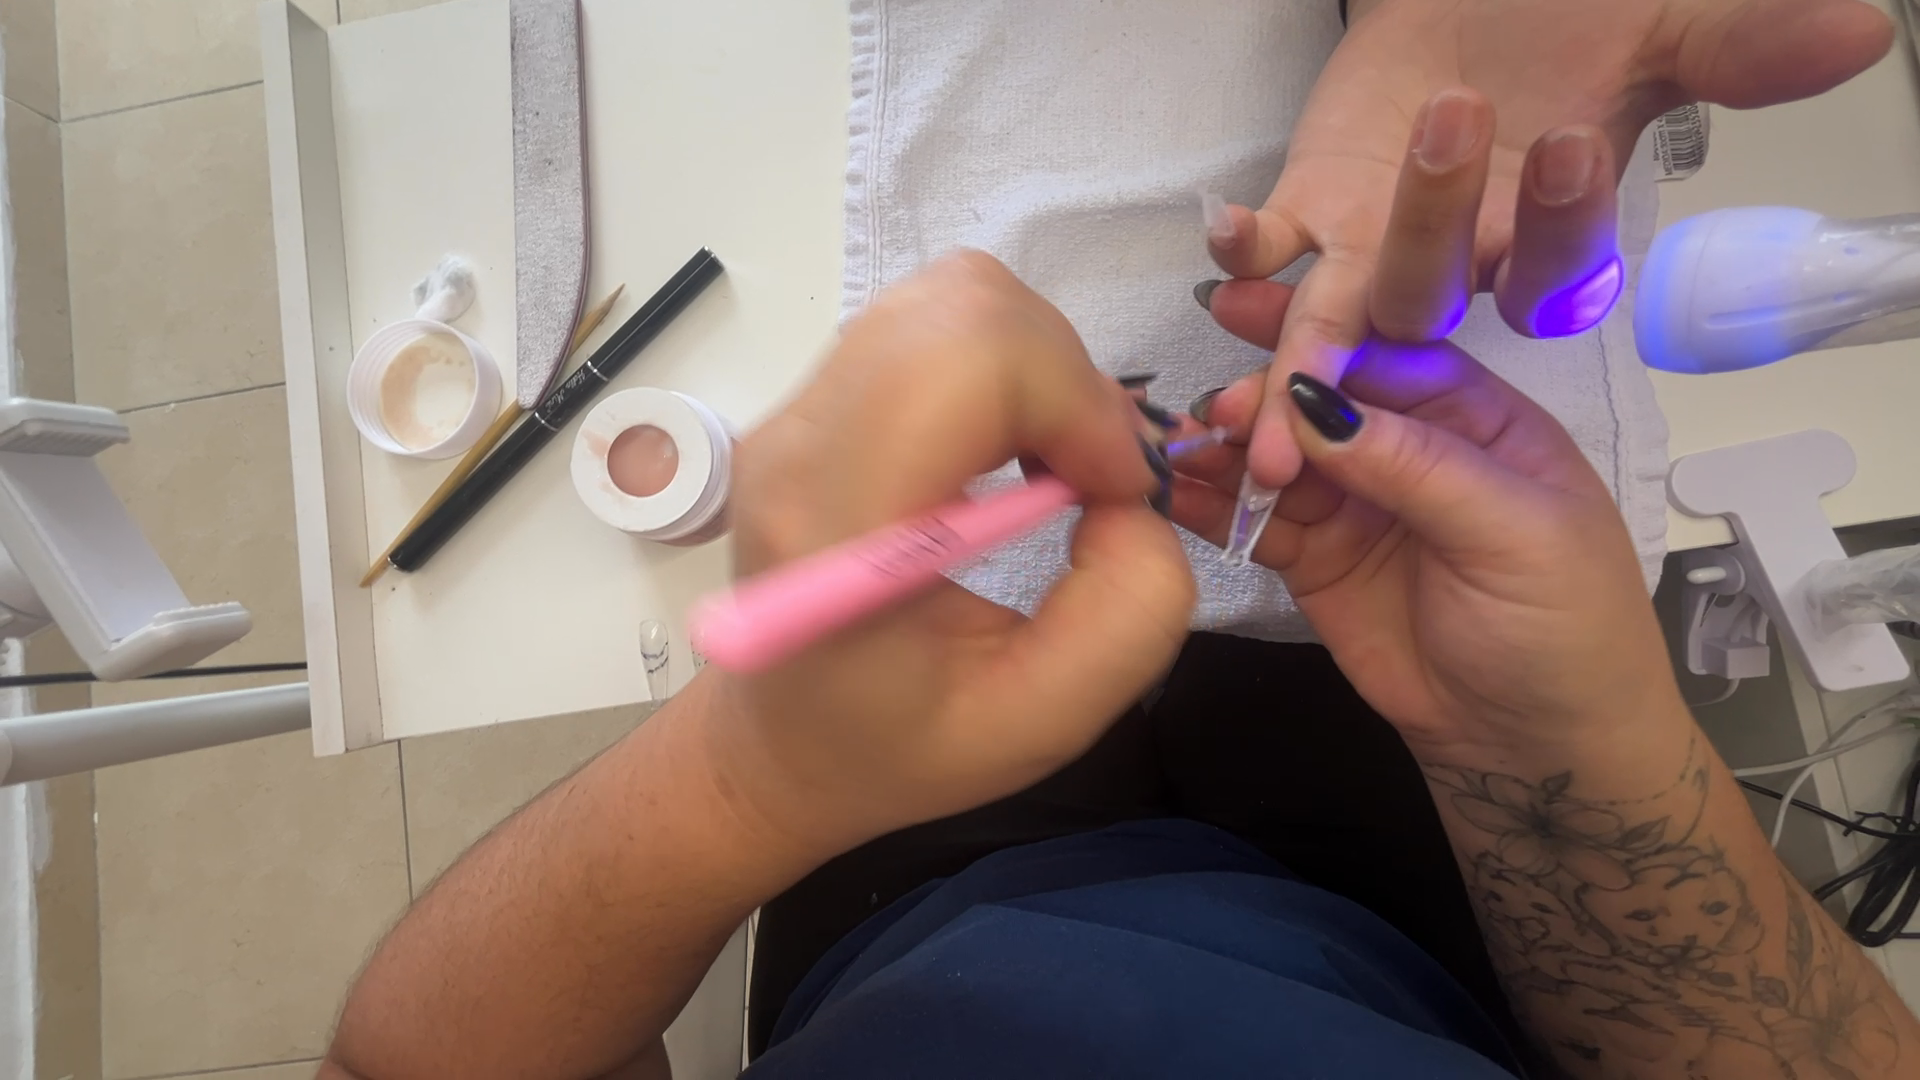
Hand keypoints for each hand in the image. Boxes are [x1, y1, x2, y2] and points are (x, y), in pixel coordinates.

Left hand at [706, 252, 1194, 853]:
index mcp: (836, 530)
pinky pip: (929, 324)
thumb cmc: (893, 749)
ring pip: (949, 298)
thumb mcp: (1038, 723)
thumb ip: (1127, 611)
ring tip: (1052, 458)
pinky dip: (1002, 364)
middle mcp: (798, 443)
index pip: (962, 365)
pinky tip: (1007, 443)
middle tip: (1090, 472)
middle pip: (962, 307)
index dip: (1074, 402)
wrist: (776, 741)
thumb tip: (1130, 493)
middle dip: (1066, 377)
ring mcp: (793, 411)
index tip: (1114, 489)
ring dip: (1037, 366)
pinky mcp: (811, 401)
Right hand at [1172, 339, 1679, 752]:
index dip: (1322, 350)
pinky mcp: (1306, 557)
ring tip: (1177, 453)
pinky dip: (1212, 508)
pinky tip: (1177, 497)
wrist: (1525, 743)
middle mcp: (1398, 451)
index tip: (1262, 356)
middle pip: (1315, 405)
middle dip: (1263, 406)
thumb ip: (1414, 464)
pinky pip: (1251, 523)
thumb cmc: (1558, 629)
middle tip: (1216, 420)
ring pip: (1273, 460)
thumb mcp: (1513, 533)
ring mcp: (1346, 505)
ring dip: (1224, 453)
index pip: (1384, 360)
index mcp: (1469, 421)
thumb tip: (1312, 407)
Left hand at [1207, 0, 1892, 488]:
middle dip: (1361, 366)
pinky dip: (1246, 240)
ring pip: (1327, 312)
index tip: (1557, 180)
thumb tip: (1858, 36)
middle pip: (1411, 318)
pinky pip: (1272, 240)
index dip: (1548, 253)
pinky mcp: (1310, 209)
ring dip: (1292, 348)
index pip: (1548, 277)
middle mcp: (1445, 268)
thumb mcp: (1666, 24)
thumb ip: (1731, 45)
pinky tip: (1223, 236)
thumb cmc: (1573, 20)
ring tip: (1247, 409)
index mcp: (1533, 244)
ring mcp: (1365, 247)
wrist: (1485, 1)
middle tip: (1303, 444)